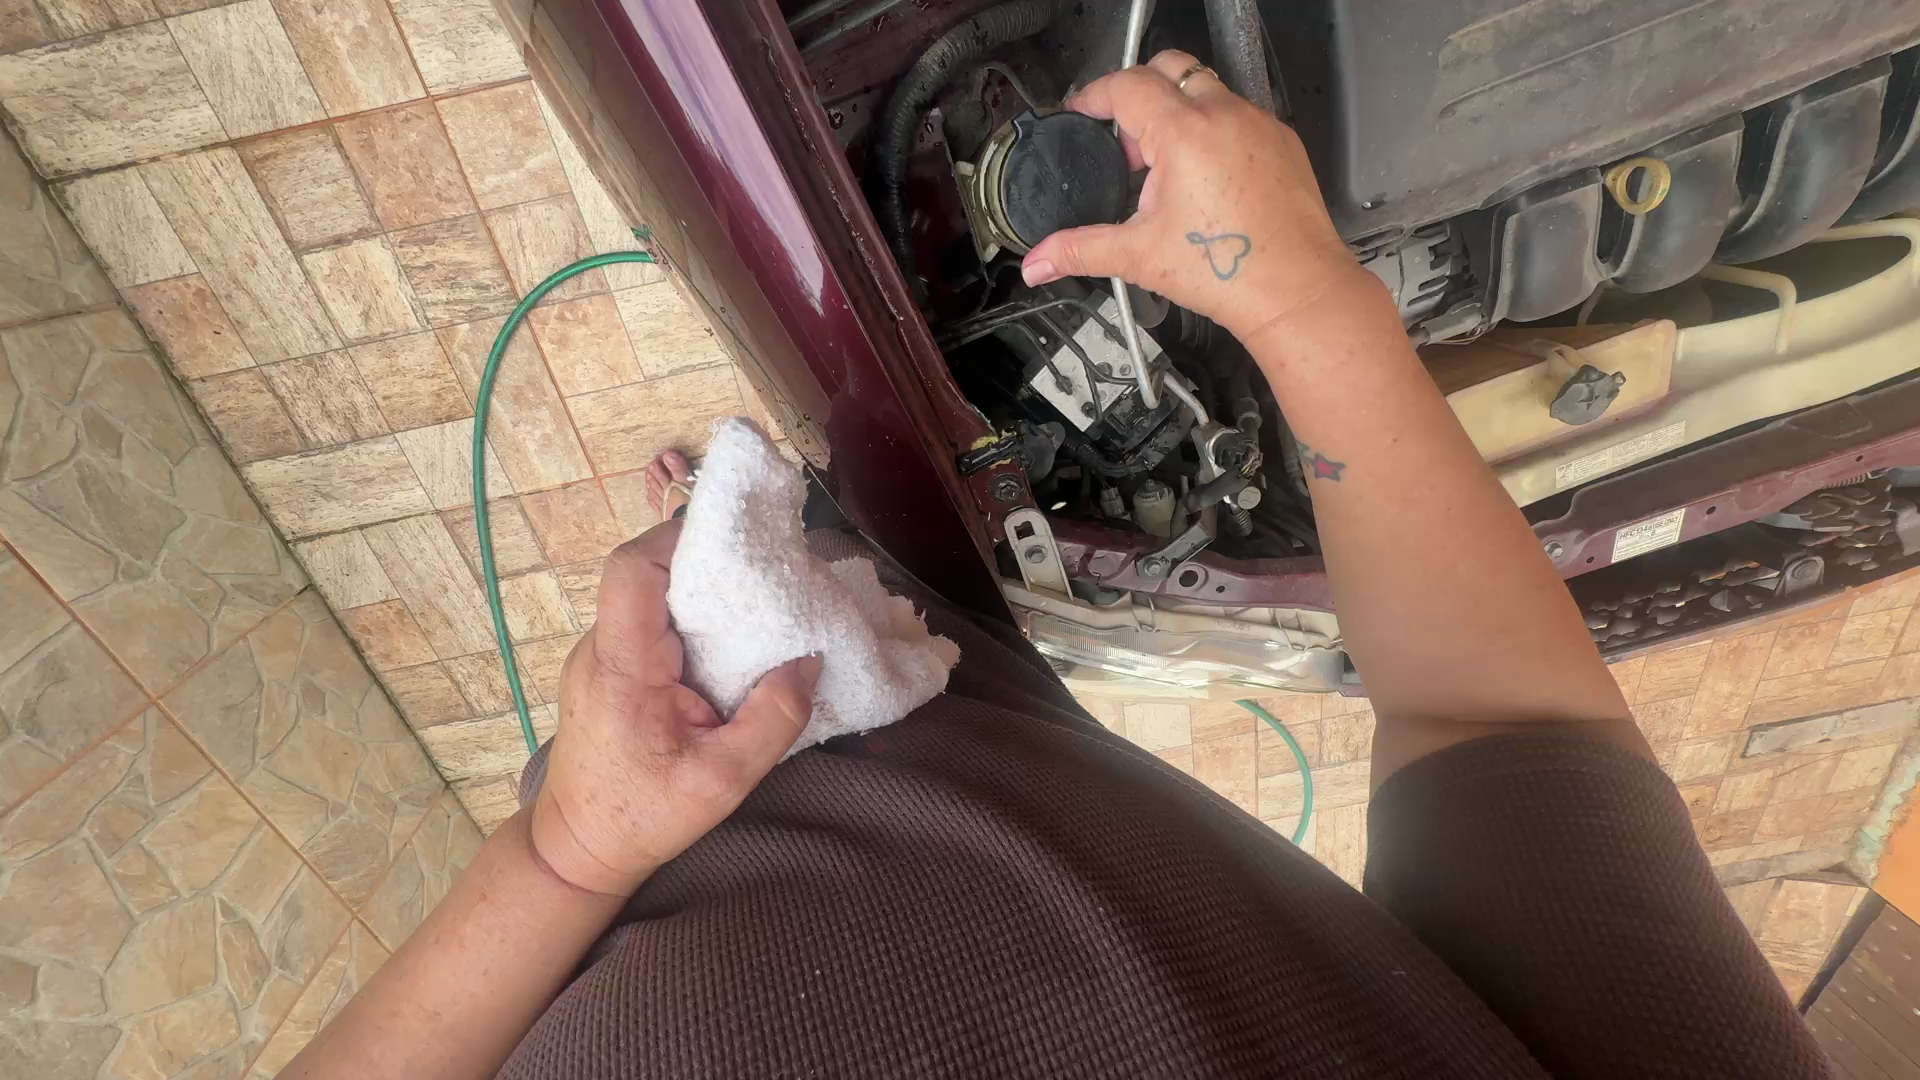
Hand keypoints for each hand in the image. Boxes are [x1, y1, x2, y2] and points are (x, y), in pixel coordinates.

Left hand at [530, 519, 821, 895]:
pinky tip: (730, 638)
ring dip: (701, 590)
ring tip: (755, 600)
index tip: (735, 536)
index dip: (678, 538)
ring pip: (651, 596)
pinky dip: (692, 617)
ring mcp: (603, 656)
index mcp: (623, 666)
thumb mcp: (724, 780)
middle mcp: (604, 649)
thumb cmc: (644, 816)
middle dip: (705, 560)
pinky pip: (652, 622)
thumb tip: (809, 661)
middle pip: (647, 574)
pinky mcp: (613, 668)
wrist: (578, 849)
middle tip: (763, 567)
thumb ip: (774, 720)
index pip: (633, 572)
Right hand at [1021, 50, 1383, 346]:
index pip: (1127, 86)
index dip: (1096, 96)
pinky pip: (1237, 115)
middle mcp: (1225, 115)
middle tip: (1121, 143)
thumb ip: (1080, 251)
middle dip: (1136, 97)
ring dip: (1175, 113)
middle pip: (1169, 70)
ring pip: (1206, 90)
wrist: (1292, 289)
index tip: (1083, 111)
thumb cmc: (1226, 271)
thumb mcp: (1138, 257)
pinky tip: (1201, 181)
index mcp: (1185, 134)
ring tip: (1160, 170)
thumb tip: (1038, 262)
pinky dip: (1210, 131)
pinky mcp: (1280, 142)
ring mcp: (1258, 124)